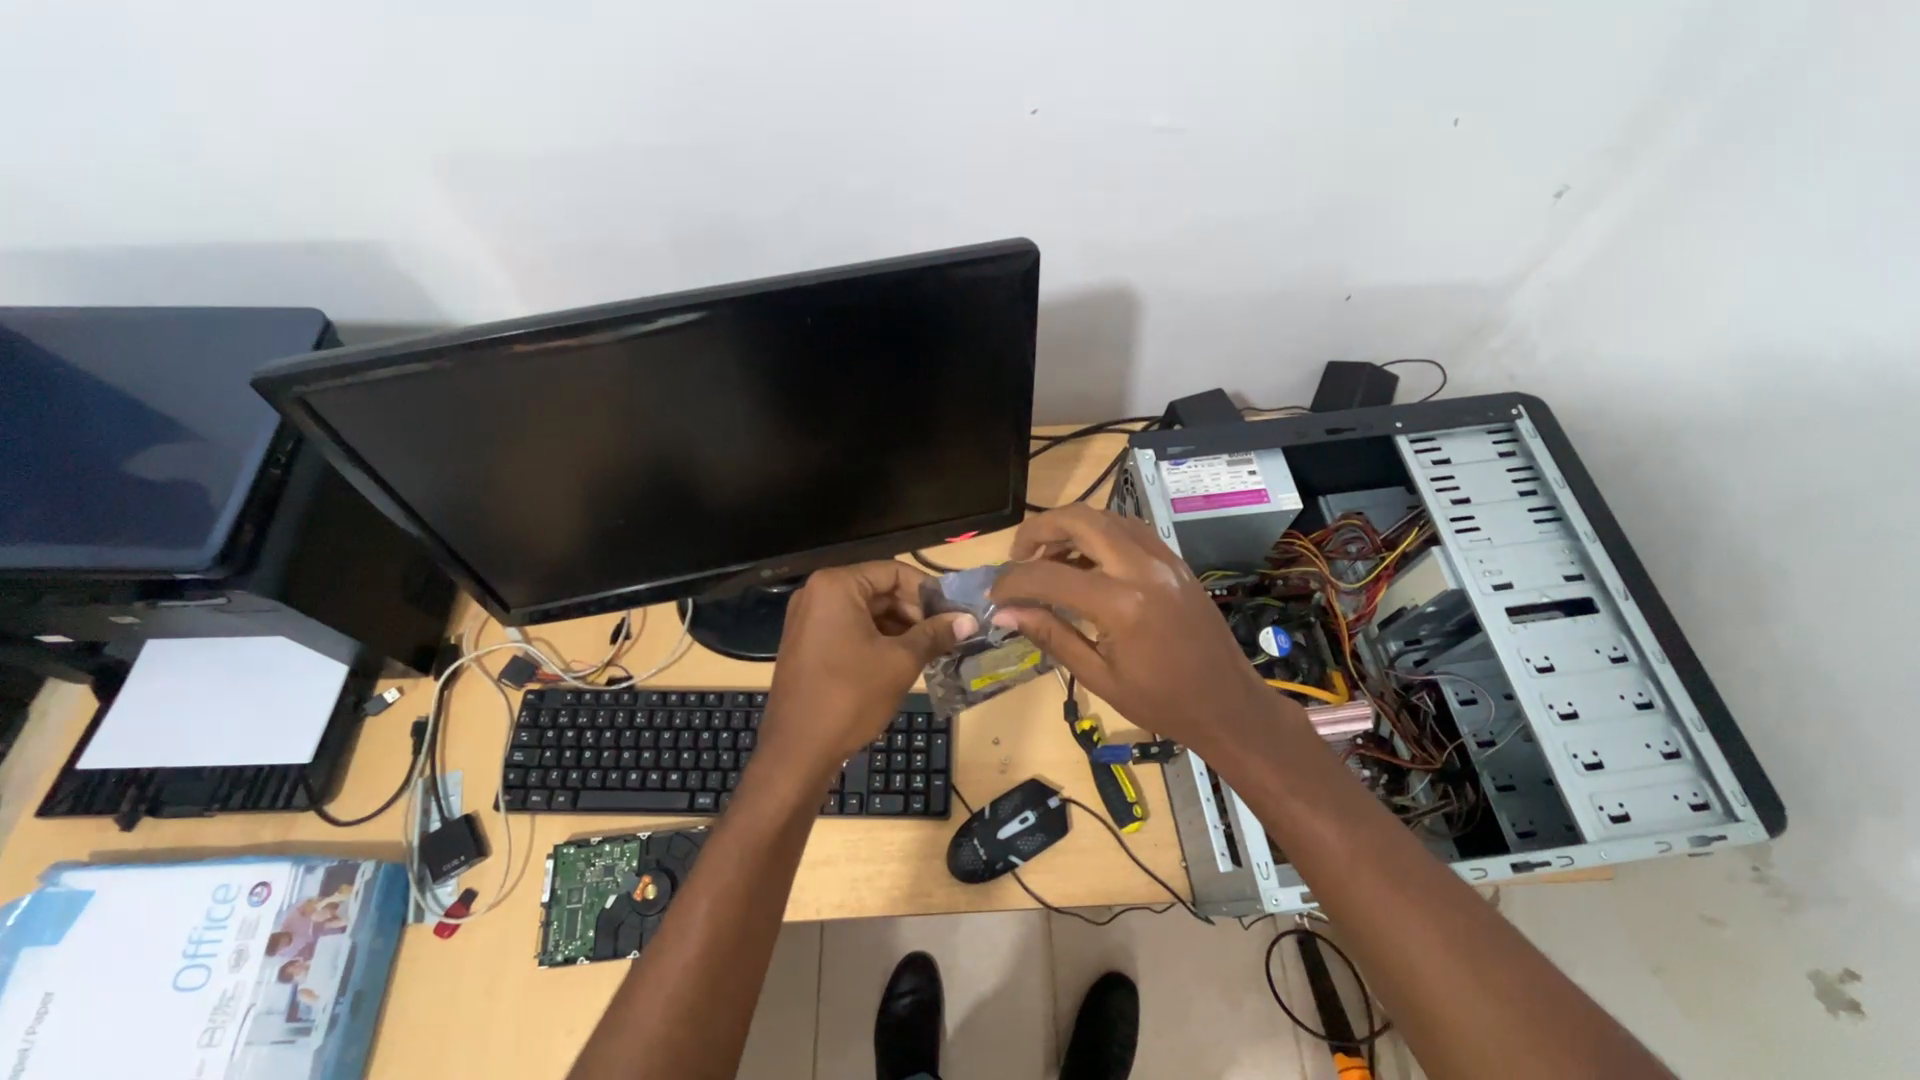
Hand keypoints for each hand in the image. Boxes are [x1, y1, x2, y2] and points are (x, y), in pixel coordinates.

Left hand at [761, 562, 976, 776]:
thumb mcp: (900, 662)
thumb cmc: (851, 696)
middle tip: (948, 634)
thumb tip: (968, 620)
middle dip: (916, 611)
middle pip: (880, 590)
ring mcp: (808, 620)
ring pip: (866, 612)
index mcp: (836, 586)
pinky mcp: (808, 645)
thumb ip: (935, 634)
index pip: (895, 572)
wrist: (798, 750)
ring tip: (933, 650)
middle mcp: (817, 594)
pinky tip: (904, 661)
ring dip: (901, 628)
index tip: (955, 613)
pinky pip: (850, 630)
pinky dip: (878, 640)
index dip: (929, 591)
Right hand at [989, 506, 1289, 754]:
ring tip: (1047, 558)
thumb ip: (1052, 636)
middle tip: (1017, 557)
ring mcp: (1164, 559)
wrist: (1228, 704)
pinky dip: (1099, 534)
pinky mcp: (1175, 561)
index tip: (995, 595)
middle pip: (1080, 520)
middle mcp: (1143, 568)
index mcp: (1123, 605)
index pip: (1050, 575)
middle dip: (1038, 530)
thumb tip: (1005, 613)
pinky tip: (1084, 562)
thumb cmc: (1162, 704)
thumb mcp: (1100, 678)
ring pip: (1106, 517)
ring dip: (1070, 528)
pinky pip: (1130, 529)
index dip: (1013, 582)